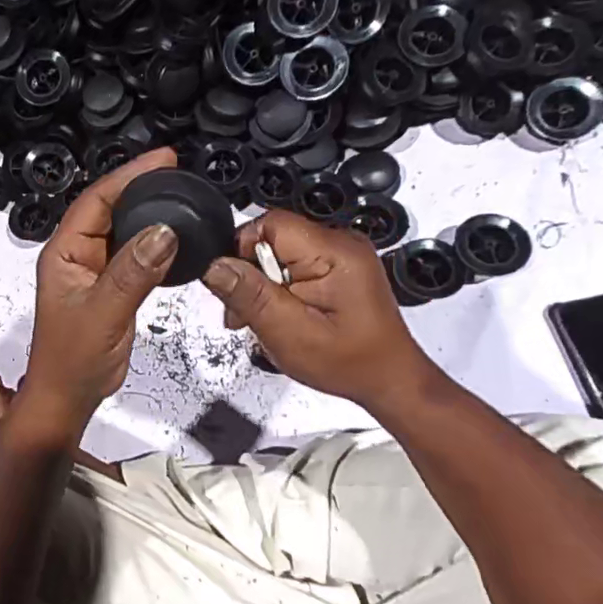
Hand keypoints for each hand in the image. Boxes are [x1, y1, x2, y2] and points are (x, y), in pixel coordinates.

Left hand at [22, 148, 179, 423]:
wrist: (69, 395)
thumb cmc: (71, 362)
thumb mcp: (102, 314)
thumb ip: (131, 274)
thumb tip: (162, 234)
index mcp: (64, 254)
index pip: (96, 201)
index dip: (128, 176)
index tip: (160, 160)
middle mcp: (77, 257)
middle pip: (108, 209)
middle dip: (140, 187)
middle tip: (173, 172)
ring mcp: (94, 272)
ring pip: (122, 231)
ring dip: (147, 214)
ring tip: (176, 196)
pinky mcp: (110, 288)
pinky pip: (131, 254)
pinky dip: (152, 243)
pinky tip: (170, 238)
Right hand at [201, 210, 447, 410]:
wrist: (387, 380)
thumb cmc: (351, 362)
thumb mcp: (288, 333)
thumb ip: (249, 296)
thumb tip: (215, 267)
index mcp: (333, 253)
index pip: (268, 224)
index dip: (242, 253)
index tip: (239, 289)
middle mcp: (341, 245)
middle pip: (271, 240)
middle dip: (252, 278)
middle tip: (252, 316)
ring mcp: (341, 256)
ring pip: (279, 256)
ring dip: (265, 289)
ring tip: (271, 322)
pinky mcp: (337, 269)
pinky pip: (294, 268)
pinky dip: (281, 293)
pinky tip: (286, 318)